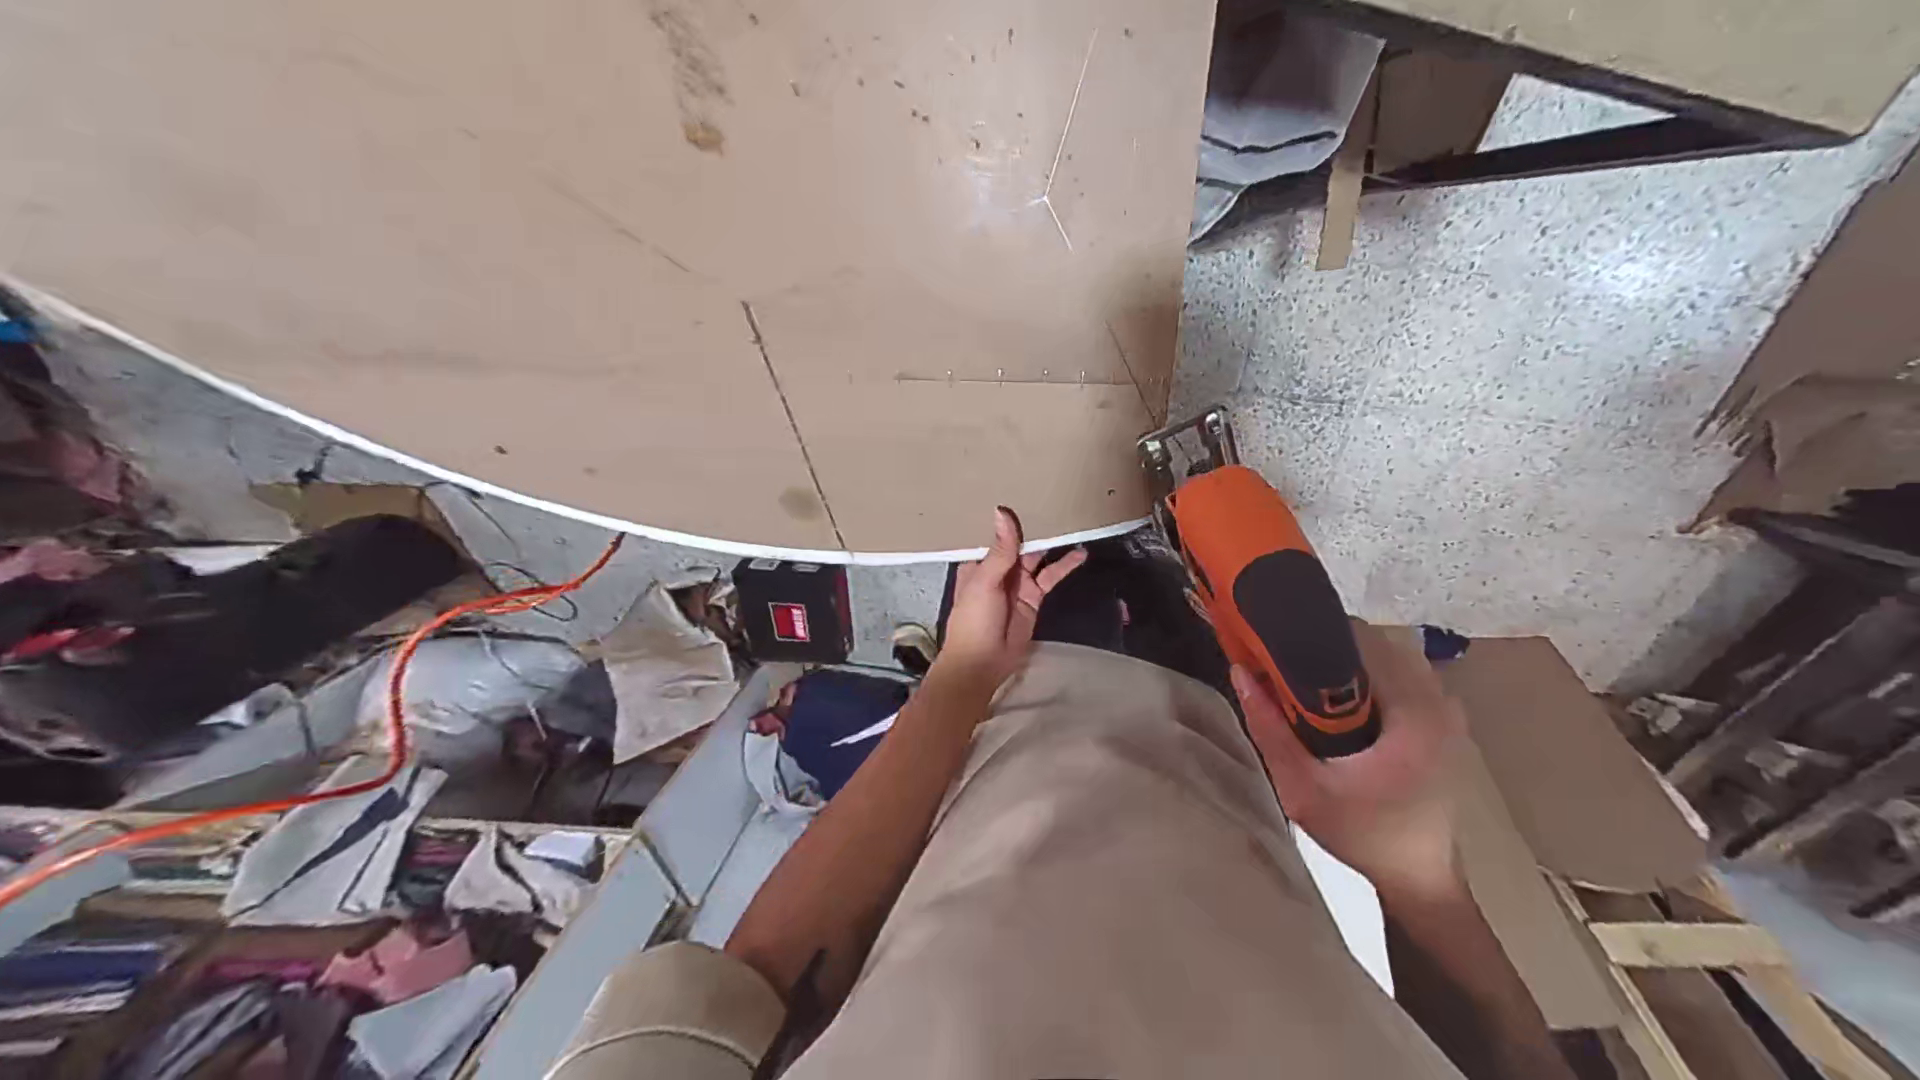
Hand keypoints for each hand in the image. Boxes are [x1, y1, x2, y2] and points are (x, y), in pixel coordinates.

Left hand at [933, 507, 1085, 694]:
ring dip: (1052, 543)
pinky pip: (1051, 577)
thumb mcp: (985, 581)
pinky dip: (1065, 566)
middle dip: (1034, 525)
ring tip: (1073, 522)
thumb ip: (1000, 550)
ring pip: (1037, 557)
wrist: (982, 663)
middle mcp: (998, 568)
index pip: (994, 532)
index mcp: (978, 561)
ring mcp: (1017, 582)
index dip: (1008, 516)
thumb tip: (1003, 512)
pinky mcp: (1033, 597)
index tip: (1023, 489)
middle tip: (1055, 500)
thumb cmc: (973, 620)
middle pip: (1019, 542)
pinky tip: (1080, 554)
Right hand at [1231, 623, 1466, 901]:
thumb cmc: (1360, 833)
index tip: (1277, 640)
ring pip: (1389, 656)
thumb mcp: (1300, 786)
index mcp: (1414, 714)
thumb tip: (1239, 670)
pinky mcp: (1444, 721)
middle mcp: (1439, 702)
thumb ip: (1268, 728)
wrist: (1417, 877)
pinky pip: (1401, 675)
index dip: (1315, 633)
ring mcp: (1447, 711)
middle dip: (1326, 644)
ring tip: (1305, 678)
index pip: (1364, 639)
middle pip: (1376, 642)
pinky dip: (1367, 675)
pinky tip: (1337, 699)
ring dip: (1347, 659)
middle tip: (1283, 660)